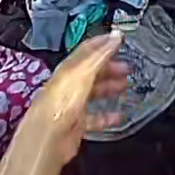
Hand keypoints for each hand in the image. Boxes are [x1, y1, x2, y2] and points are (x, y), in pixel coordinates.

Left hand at [17, 33, 128, 164]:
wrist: (48, 138)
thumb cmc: (62, 102)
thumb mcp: (83, 73)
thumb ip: (100, 55)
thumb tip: (115, 36)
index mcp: (68, 70)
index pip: (86, 50)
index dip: (103, 43)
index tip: (119, 39)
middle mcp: (68, 85)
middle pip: (91, 71)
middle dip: (109, 67)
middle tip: (126, 67)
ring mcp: (71, 105)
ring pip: (93, 92)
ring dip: (109, 87)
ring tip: (125, 86)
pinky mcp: (75, 125)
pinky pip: (94, 118)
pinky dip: (107, 116)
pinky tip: (118, 116)